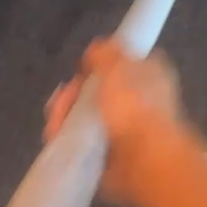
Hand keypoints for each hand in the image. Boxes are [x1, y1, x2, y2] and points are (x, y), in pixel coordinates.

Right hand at [44, 39, 201, 205]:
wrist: (145, 160)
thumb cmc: (135, 106)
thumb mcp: (118, 66)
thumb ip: (106, 54)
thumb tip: (98, 47)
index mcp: (151, 74)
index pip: (125, 62)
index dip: (101, 64)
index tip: (82, 69)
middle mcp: (142, 99)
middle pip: (100, 90)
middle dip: (75, 93)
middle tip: (63, 99)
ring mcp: (128, 128)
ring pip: (89, 117)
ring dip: (67, 117)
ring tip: (55, 123)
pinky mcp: (113, 153)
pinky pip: (85, 141)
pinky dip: (69, 138)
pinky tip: (56, 137)